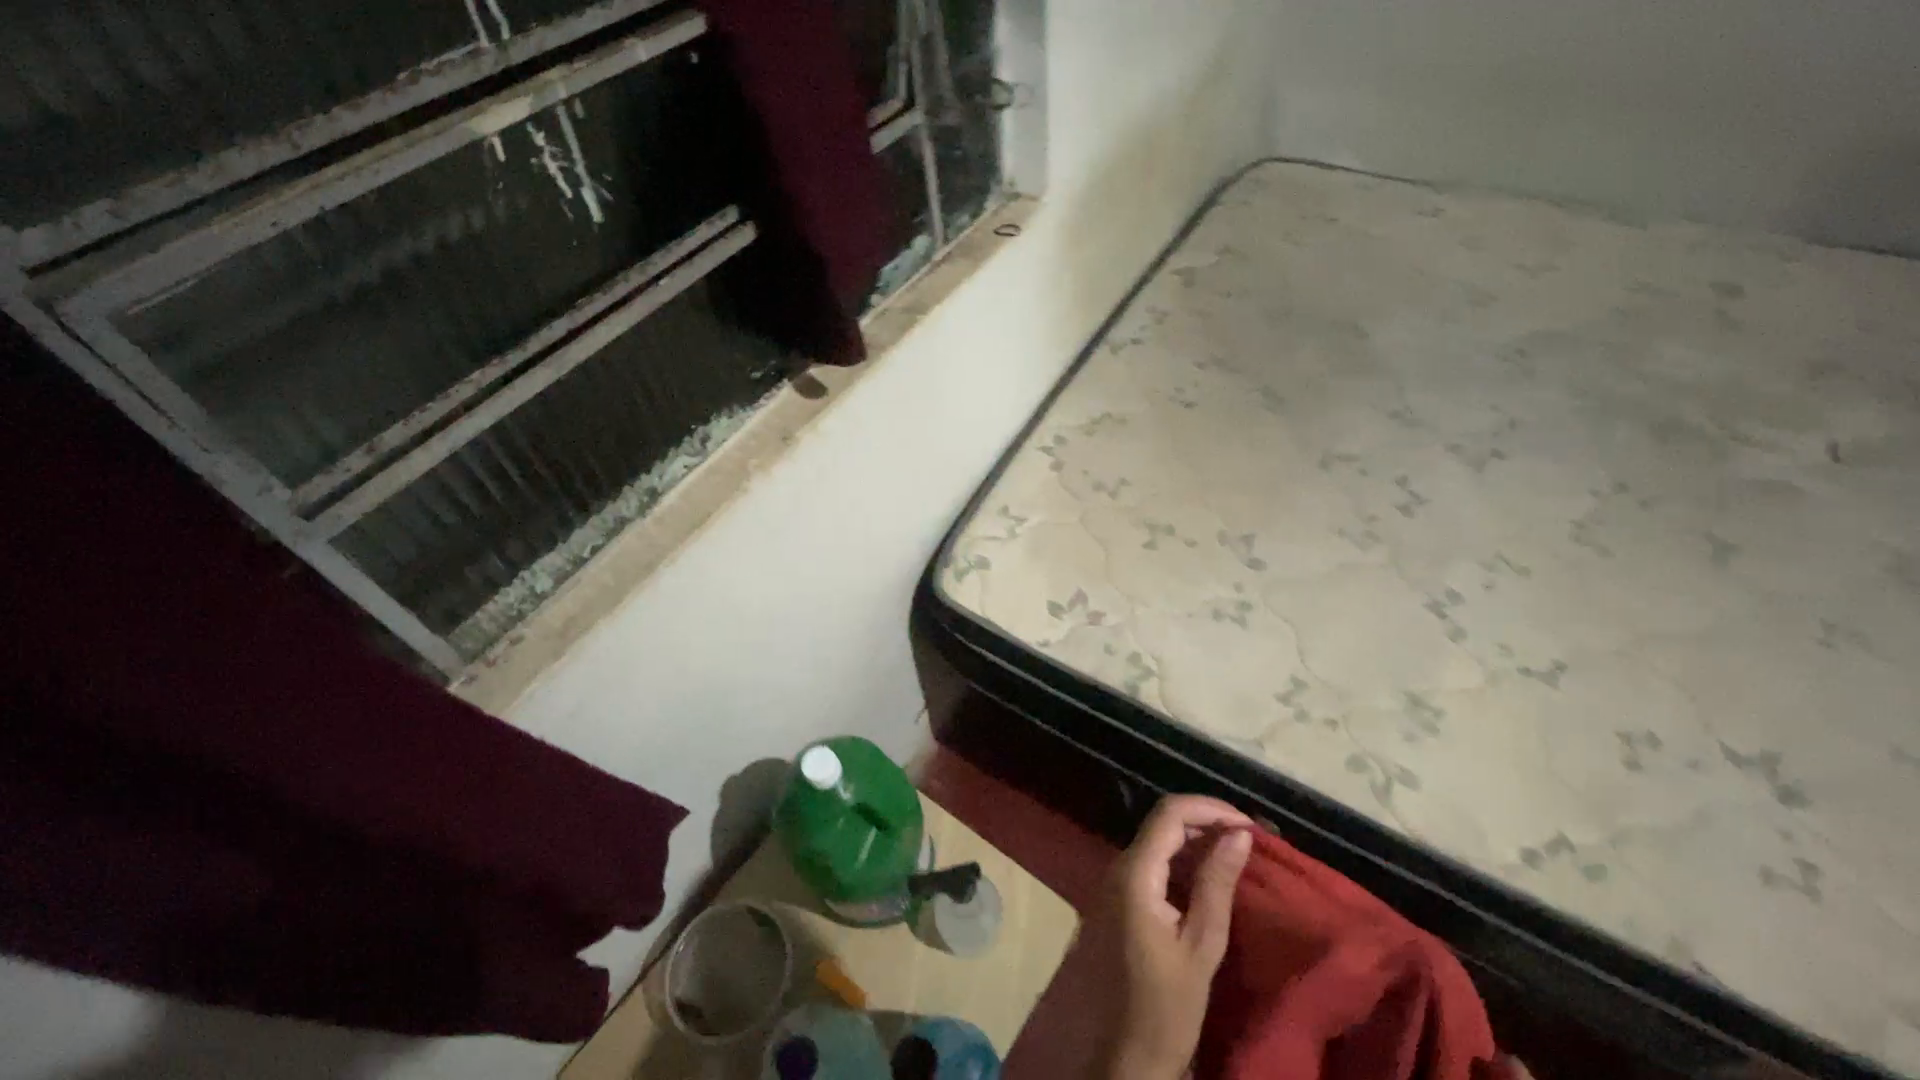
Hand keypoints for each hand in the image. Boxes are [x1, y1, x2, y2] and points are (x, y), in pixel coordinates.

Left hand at [1088, 795, 1254, 1079]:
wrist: (1123, 1056)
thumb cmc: (1166, 1007)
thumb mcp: (1201, 945)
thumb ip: (1216, 884)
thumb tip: (1238, 833)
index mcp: (1134, 875)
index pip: (1170, 814)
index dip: (1211, 808)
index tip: (1249, 826)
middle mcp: (1116, 870)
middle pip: (1161, 824)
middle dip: (1206, 822)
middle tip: (1250, 839)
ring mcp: (1112, 887)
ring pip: (1155, 843)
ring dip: (1195, 841)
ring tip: (1237, 853)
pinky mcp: (1116, 904)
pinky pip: (1150, 866)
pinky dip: (1180, 862)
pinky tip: (1209, 877)